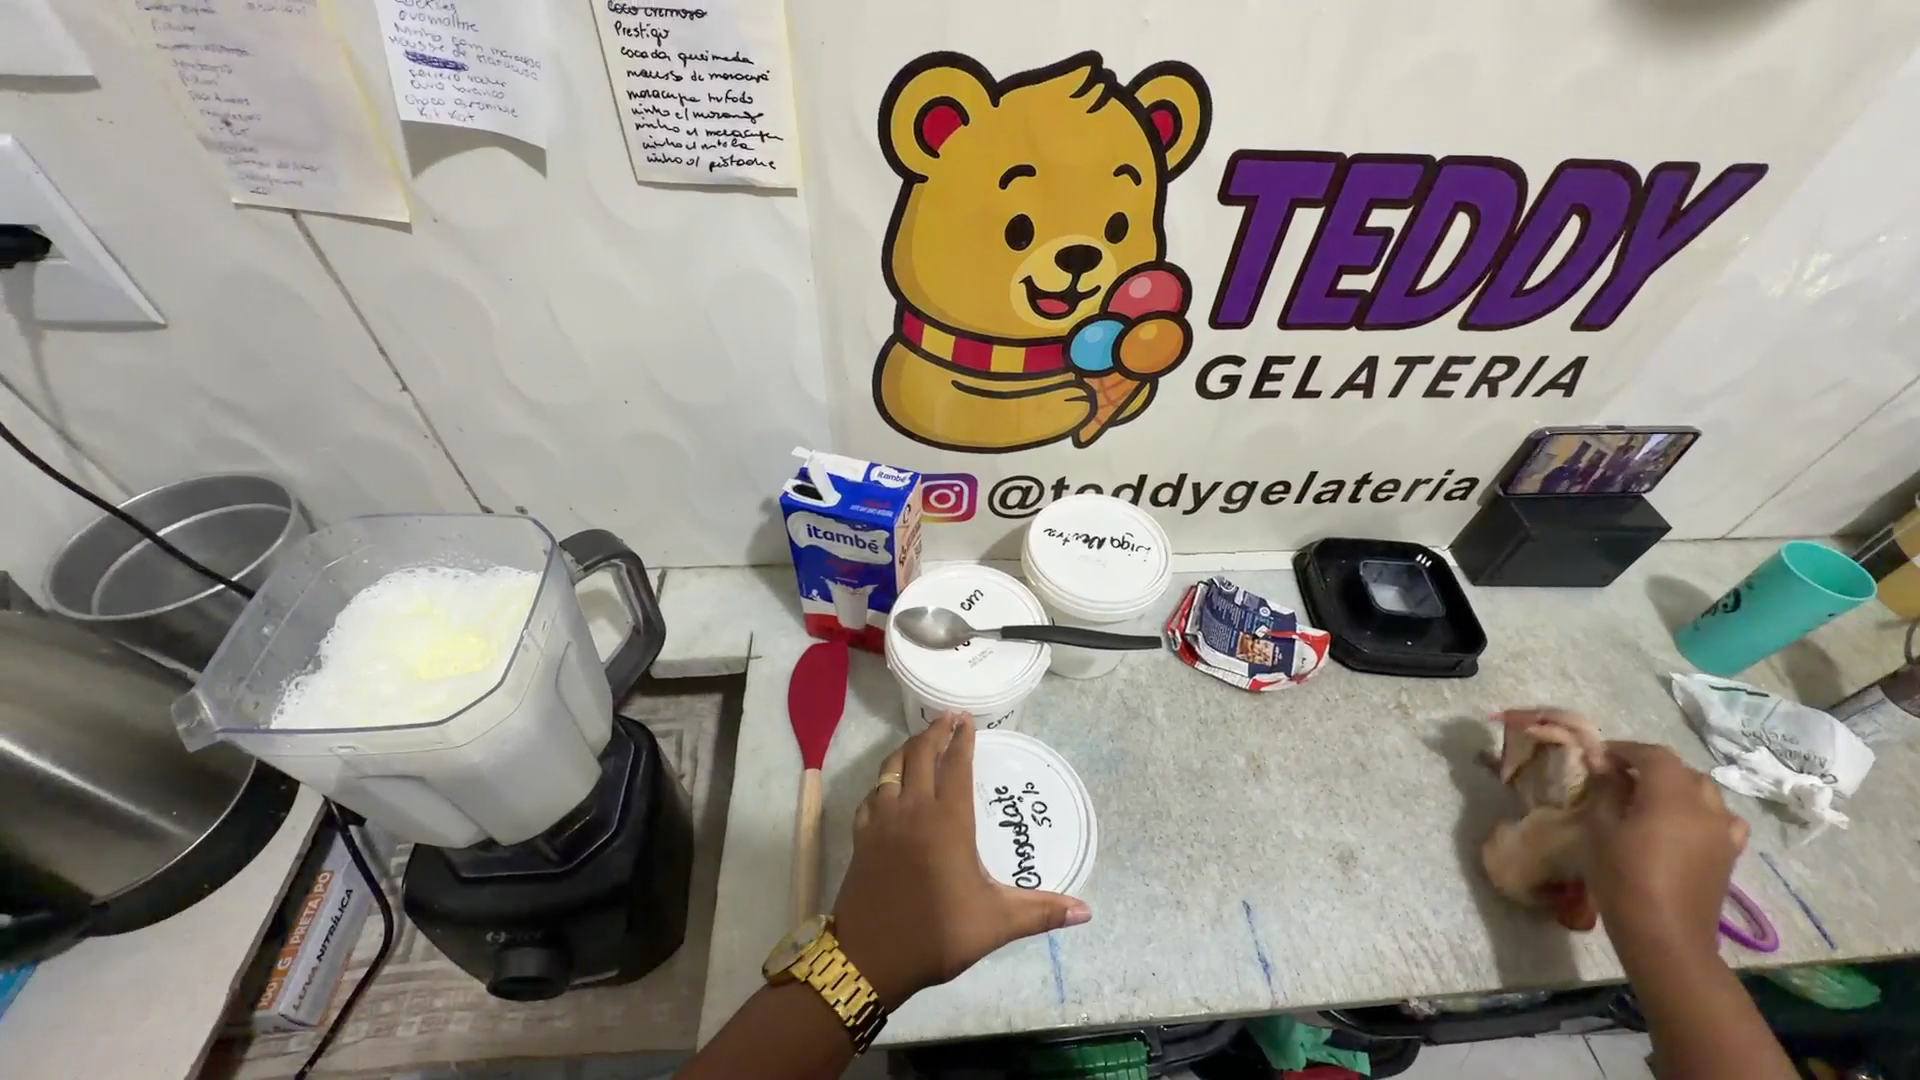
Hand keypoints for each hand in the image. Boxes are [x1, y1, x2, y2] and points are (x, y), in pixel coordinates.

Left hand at [831, 713, 1090, 1006]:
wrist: (869, 959)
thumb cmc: (937, 934)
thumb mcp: (995, 923)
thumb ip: (1040, 911)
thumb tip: (1086, 912)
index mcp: (948, 820)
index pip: (955, 765)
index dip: (962, 739)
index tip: (967, 720)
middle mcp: (913, 809)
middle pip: (919, 754)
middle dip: (934, 732)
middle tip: (947, 719)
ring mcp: (882, 821)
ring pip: (890, 767)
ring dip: (906, 749)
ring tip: (920, 742)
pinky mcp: (861, 836)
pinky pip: (872, 795)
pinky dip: (883, 782)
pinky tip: (888, 789)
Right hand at [1583, 741, 1749, 958]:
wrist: (1665, 933)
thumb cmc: (1622, 876)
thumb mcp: (1599, 827)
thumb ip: (1606, 790)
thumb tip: (1606, 766)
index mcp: (1672, 797)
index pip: (1654, 755)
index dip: (1624, 749)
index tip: (1598, 756)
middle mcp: (1707, 808)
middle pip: (1682, 771)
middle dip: (1650, 766)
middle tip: (1617, 775)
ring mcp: (1725, 832)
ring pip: (1704, 792)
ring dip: (1675, 786)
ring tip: (1647, 798)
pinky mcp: (1730, 853)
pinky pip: (1719, 818)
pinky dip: (1698, 810)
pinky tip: (1679, 823)